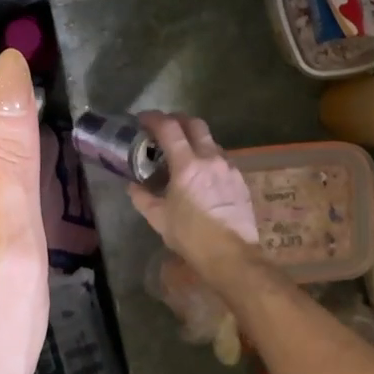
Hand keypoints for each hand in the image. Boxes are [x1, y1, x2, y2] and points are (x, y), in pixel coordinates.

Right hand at [127, 112, 259, 282]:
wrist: (230, 254)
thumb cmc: (190, 236)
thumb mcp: (158, 218)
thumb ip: (142, 197)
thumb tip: (133, 186)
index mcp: (187, 165)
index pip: (169, 128)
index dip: (154, 118)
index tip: (143, 119)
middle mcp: (211, 159)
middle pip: (195, 124)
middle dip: (178, 120)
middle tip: (164, 128)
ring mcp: (229, 168)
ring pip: (211, 141)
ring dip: (195, 140)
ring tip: (183, 154)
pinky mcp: (240, 180)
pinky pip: (222, 160)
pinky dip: (208, 158)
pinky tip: (202, 175)